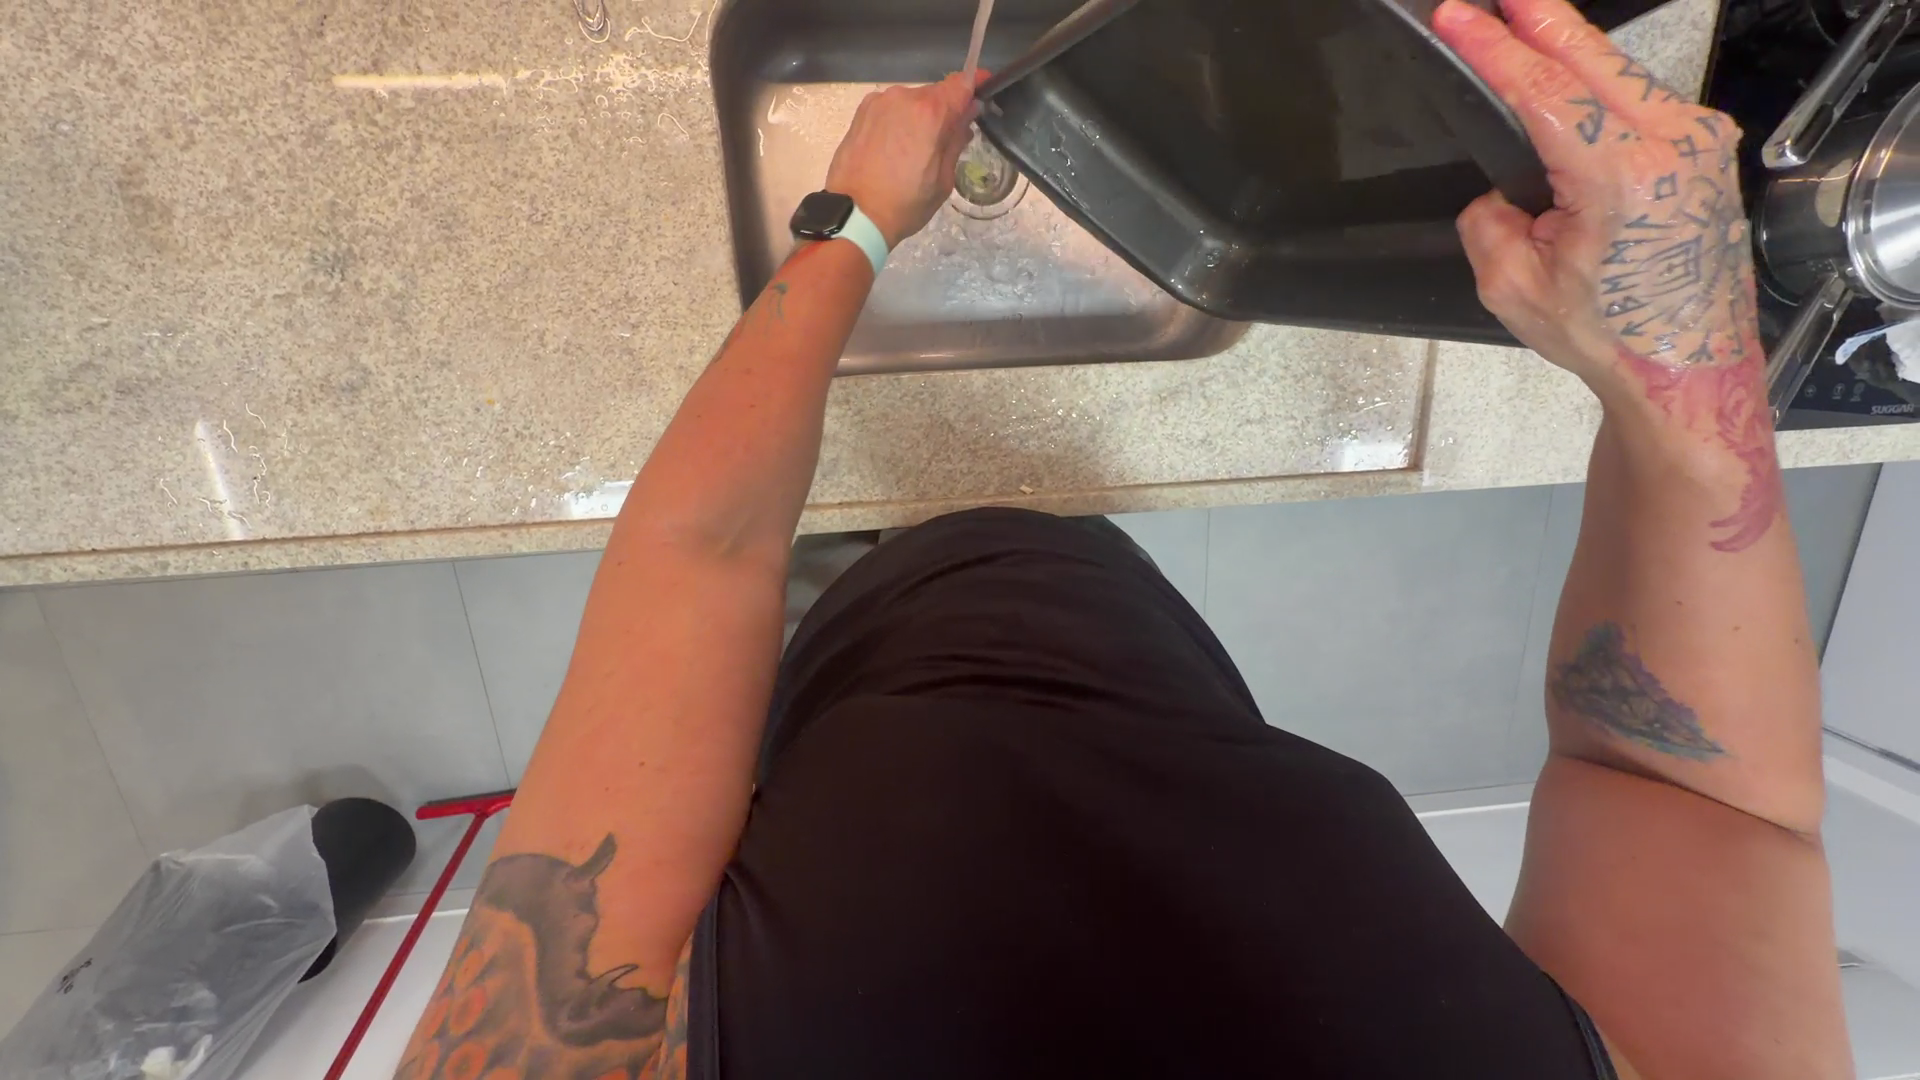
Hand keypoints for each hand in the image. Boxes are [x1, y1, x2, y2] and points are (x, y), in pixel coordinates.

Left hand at [824, 72, 984, 248]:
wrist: (855, 215)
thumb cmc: (904, 205)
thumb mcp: (942, 181)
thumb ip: (956, 141)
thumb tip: (967, 115)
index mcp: (930, 113)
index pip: (961, 83)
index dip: (976, 85)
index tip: (983, 91)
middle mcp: (904, 98)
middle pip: (935, 95)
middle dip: (944, 113)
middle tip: (945, 143)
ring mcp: (880, 102)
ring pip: (911, 103)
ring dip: (919, 119)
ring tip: (914, 153)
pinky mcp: (862, 112)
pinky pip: (890, 110)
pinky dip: (898, 123)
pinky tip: (894, 151)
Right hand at [1432, 0, 1757, 385]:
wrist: (1682, 356)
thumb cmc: (1606, 329)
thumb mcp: (1512, 286)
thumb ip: (1490, 224)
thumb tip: (1499, 194)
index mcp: (1620, 174)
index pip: (1545, 92)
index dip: (1496, 49)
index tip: (1459, 18)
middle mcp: (1669, 142)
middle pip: (1594, 59)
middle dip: (1540, 19)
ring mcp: (1693, 140)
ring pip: (1618, 75)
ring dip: (1567, 48)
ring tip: (1525, 23)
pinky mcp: (1697, 151)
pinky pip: (1636, 102)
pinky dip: (1595, 82)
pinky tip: (1569, 78)